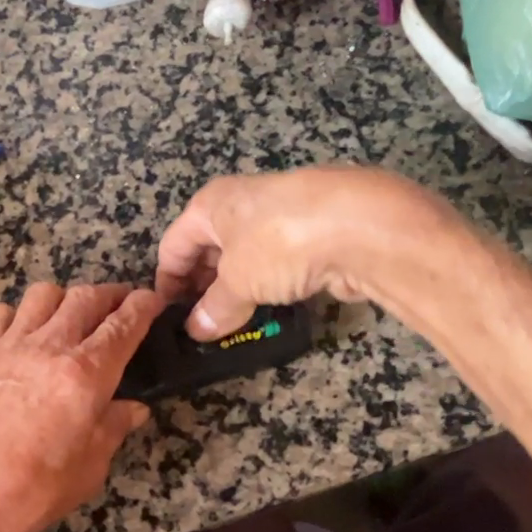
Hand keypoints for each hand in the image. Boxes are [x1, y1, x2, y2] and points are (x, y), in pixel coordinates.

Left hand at [0, 284, 164, 531]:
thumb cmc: (40, 488)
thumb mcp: (93, 464)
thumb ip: (115, 426)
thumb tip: (134, 409)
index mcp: (87, 373)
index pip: (124, 323)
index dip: (144, 305)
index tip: (154, 299)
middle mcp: (51, 347)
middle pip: (86, 297)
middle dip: (111, 294)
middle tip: (123, 304)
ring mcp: (12, 347)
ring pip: (44, 294)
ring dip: (65, 298)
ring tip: (73, 316)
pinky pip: (2, 314)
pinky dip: (19, 314)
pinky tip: (26, 334)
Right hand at [156, 166, 476, 338]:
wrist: (364, 226)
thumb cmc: (281, 244)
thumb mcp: (237, 283)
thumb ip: (214, 308)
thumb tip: (198, 328)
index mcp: (212, 204)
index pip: (173, 246)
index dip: (168, 283)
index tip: (168, 317)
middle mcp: (242, 202)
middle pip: (209, 249)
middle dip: (203, 288)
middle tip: (201, 325)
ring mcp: (281, 215)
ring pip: (246, 257)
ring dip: (238, 289)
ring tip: (235, 323)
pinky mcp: (314, 231)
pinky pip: (279, 262)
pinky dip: (271, 284)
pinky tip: (273, 309)